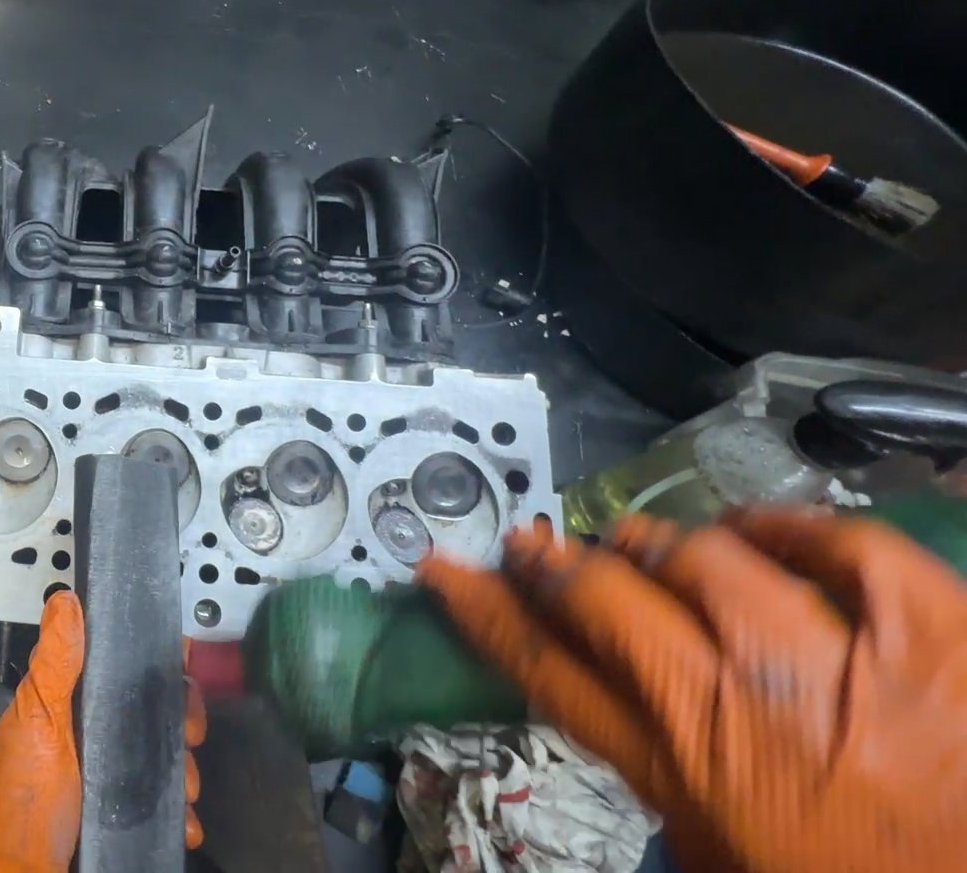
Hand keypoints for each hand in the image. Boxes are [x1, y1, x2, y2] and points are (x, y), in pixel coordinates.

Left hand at [0, 590, 205, 872]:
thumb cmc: (22, 796)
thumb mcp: (37, 717)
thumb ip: (54, 661)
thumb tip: (65, 600)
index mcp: (75, 702)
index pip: (124, 666)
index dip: (157, 662)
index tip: (182, 663)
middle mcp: (96, 733)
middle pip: (157, 711)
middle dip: (183, 721)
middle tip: (190, 737)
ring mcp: (113, 775)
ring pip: (168, 757)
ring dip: (187, 770)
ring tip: (184, 790)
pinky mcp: (126, 812)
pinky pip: (167, 804)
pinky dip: (182, 811)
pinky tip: (183, 821)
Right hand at [417, 510, 966, 872]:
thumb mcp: (706, 833)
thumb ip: (649, 756)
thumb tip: (588, 670)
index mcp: (681, 767)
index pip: (542, 665)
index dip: (481, 607)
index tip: (444, 568)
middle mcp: (741, 710)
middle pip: (603, 600)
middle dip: (557, 563)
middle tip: (551, 552)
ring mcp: (844, 673)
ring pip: (706, 563)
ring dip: (661, 546)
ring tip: (655, 546)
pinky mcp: (944, 651)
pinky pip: (856, 556)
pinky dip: (801, 530)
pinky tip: (768, 529)